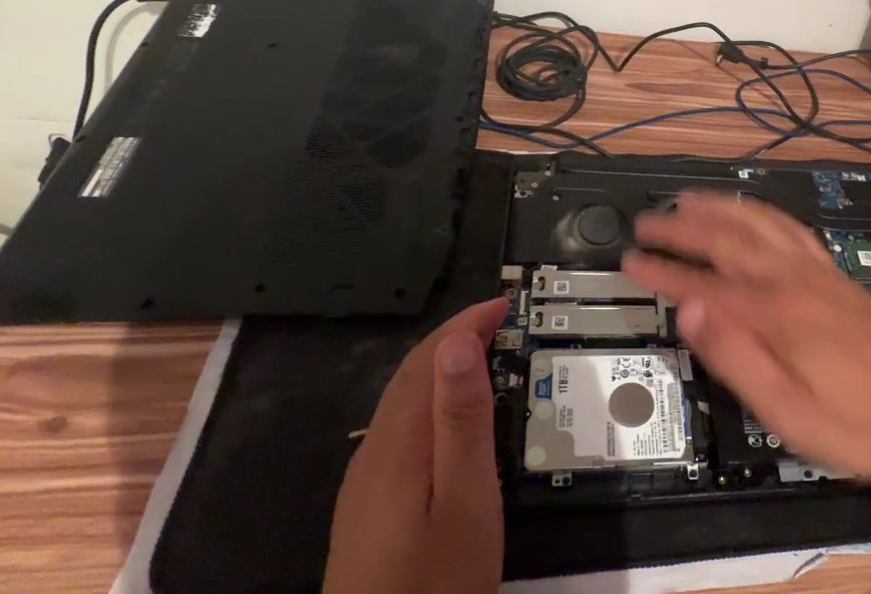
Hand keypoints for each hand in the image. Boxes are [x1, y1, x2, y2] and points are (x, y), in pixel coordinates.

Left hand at [323, 298, 510, 593]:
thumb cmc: (436, 580)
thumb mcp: (464, 501)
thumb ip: (461, 423)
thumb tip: (457, 345)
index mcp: (400, 443)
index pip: (430, 360)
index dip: (466, 324)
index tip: (505, 304)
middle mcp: (375, 451)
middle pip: (410, 375)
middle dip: (453, 338)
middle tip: (500, 322)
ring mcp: (366, 480)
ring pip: (401, 400)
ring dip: (440, 366)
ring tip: (483, 355)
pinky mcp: (367, 504)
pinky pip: (399, 427)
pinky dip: (429, 399)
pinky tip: (450, 418)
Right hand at [622, 194, 870, 543]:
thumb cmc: (859, 425)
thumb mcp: (789, 413)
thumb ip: (736, 359)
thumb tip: (688, 312)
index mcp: (776, 313)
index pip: (703, 284)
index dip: (662, 271)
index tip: (628, 260)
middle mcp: (794, 280)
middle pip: (728, 239)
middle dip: (681, 228)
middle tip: (645, 222)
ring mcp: (818, 273)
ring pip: (759, 224)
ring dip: (719, 208)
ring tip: (687, 199)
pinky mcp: (836, 276)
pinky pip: (791, 228)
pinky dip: (762, 212)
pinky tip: (753, 213)